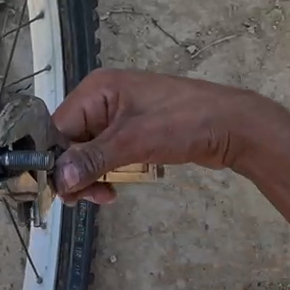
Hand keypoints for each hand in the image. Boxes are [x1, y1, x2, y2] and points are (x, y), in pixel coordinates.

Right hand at [51, 69, 289, 203]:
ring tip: (105, 196)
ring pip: (88, 152)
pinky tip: (114, 189)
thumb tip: (59, 180)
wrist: (233, 126)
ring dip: (92, 176)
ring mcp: (119, 116)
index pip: (59, 127)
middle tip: (86, 199)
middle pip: (71, 141)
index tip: (64, 191)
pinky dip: (107, 172)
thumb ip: (92, 160)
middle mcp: (102, 99)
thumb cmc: (183, 123)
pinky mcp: (133, 132)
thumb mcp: (134, 142)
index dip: (57, 160)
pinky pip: (108, 155)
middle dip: (76, 172)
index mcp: (96, 90)